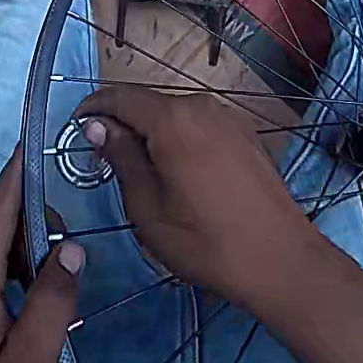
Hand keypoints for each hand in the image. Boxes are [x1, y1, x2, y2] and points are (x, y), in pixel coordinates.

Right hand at [77, 87, 329, 314]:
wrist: (286, 265)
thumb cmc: (206, 241)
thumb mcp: (147, 207)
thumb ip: (121, 157)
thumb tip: (97, 125)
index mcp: (171, 119)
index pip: (119, 96)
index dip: (93, 107)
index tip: (76, 126)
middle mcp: (199, 106)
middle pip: (146, 100)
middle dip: (120, 119)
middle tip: (103, 151)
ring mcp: (227, 117)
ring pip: (172, 110)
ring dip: (149, 127)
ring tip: (137, 161)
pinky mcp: (245, 133)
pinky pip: (197, 122)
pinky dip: (176, 133)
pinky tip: (175, 165)